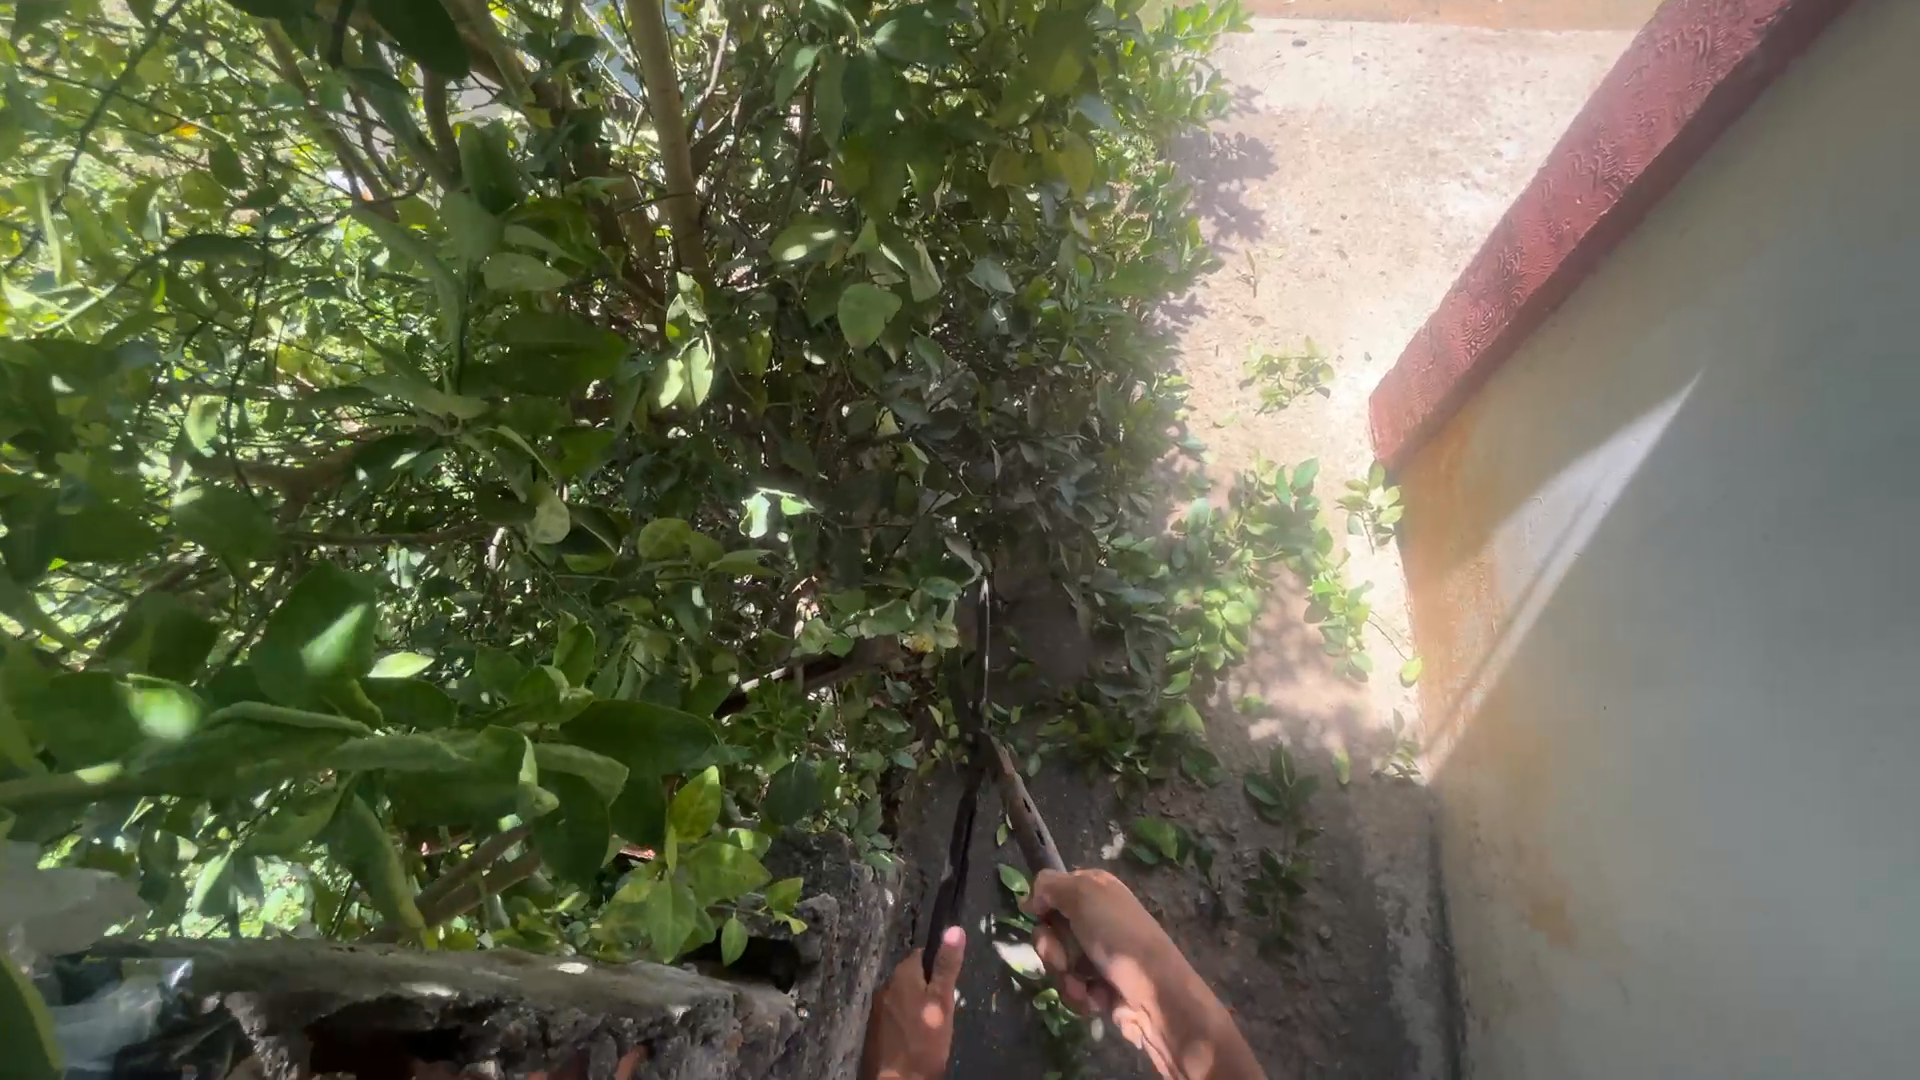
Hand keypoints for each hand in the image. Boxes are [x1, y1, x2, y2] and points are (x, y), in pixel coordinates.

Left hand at [860, 925, 964, 1079]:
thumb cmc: (924, 1040)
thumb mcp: (941, 1001)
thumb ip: (946, 966)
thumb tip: (954, 928)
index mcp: (902, 973)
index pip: (922, 954)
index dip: (938, 967)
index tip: (947, 986)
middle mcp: (885, 985)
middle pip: (912, 977)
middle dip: (927, 988)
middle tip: (943, 1010)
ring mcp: (877, 1009)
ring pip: (903, 997)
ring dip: (916, 1006)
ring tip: (931, 1026)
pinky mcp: (873, 1030)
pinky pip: (894, 1016)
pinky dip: (905, 1022)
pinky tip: (915, 1038)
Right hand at [1022, 869, 1263, 1079]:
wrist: (1156, 995)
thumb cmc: (1118, 936)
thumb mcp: (1082, 894)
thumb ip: (1049, 885)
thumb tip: (1028, 899)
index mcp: (1094, 888)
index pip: (1052, 890)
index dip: (1043, 906)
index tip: (1041, 917)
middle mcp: (1095, 916)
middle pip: (1049, 929)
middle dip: (1051, 948)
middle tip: (1062, 959)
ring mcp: (1097, 952)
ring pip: (1057, 962)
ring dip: (1065, 977)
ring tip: (1084, 986)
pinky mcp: (1099, 985)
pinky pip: (1072, 987)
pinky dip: (1079, 995)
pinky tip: (1096, 999)